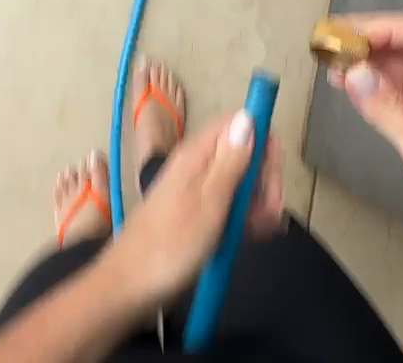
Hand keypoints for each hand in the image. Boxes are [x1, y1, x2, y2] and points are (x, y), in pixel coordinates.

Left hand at [97, 111, 283, 309]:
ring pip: (239, 180)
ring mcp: (197, 189)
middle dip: (264, 177)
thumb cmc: (171, 245)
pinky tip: (252, 235)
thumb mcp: (209, 202)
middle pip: (243, 152)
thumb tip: (248, 116)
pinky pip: (228, 203)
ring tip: (262, 230)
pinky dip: (244, 215)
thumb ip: (231, 161)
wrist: (130, 286)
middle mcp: (198, 164)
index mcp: (198, 153)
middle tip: (270, 213)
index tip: (272, 175)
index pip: (238, 122)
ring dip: (257, 200)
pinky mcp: (197, 213)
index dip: (262, 140)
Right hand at [331, 14, 402, 262]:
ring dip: (366, 61)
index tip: (348, 34)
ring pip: (401, 64)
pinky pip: (395, 89)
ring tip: (330, 62)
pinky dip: (370, 84)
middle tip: (330, 42)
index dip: (388, 28)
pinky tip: (344, 83)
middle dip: (371, 41)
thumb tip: (350, 71)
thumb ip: (390, 111)